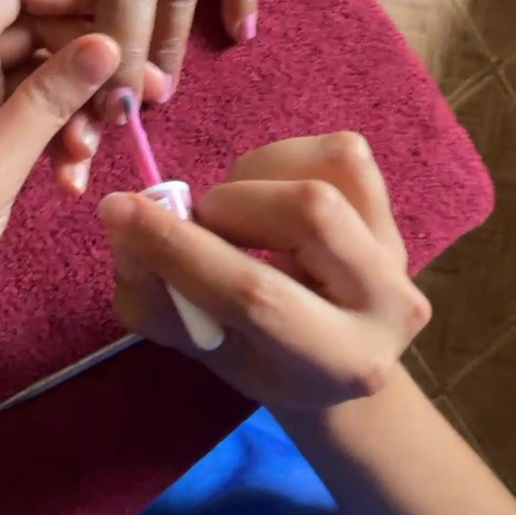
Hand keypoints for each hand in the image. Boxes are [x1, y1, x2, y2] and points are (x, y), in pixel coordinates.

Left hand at [0, 0, 169, 352]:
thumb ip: (51, 98)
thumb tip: (108, 42)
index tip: (126, 26)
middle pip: (33, 29)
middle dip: (89, 61)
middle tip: (142, 101)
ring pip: (36, 77)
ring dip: (74, 109)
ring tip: (94, 155)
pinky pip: (24, 117)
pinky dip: (53, 139)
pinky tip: (70, 180)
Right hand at [100, 132, 430, 411]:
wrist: (335, 355)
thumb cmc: (255, 353)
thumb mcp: (197, 345)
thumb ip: (152, 295)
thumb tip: (122, 222)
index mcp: (337, 361)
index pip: (254, 295)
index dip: (179, 247)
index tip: (117, 210)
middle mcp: (389, 307)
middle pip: (307, 212)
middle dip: (225, 208)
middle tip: (195, 224)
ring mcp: (399, 251)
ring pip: (320, 177)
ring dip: (251, 184)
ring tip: (234, 218)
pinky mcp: (394, 209)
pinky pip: (338, 153)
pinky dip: (280, 161)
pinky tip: (266, 196)